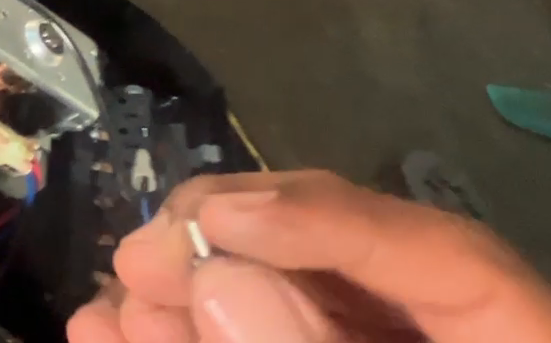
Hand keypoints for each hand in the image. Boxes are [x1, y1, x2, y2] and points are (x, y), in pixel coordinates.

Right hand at [68, 170, 550, 342]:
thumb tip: (220, 273)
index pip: (448, 256)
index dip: (323, 219)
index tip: (214, 219)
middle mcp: (441, 342)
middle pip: (334, 263)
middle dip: (219, 249)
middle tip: (138, 259)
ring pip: (270, 299)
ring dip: (178, 296)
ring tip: (103, 308)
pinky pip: (241, 334)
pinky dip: (174, 334)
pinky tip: (106, 331)